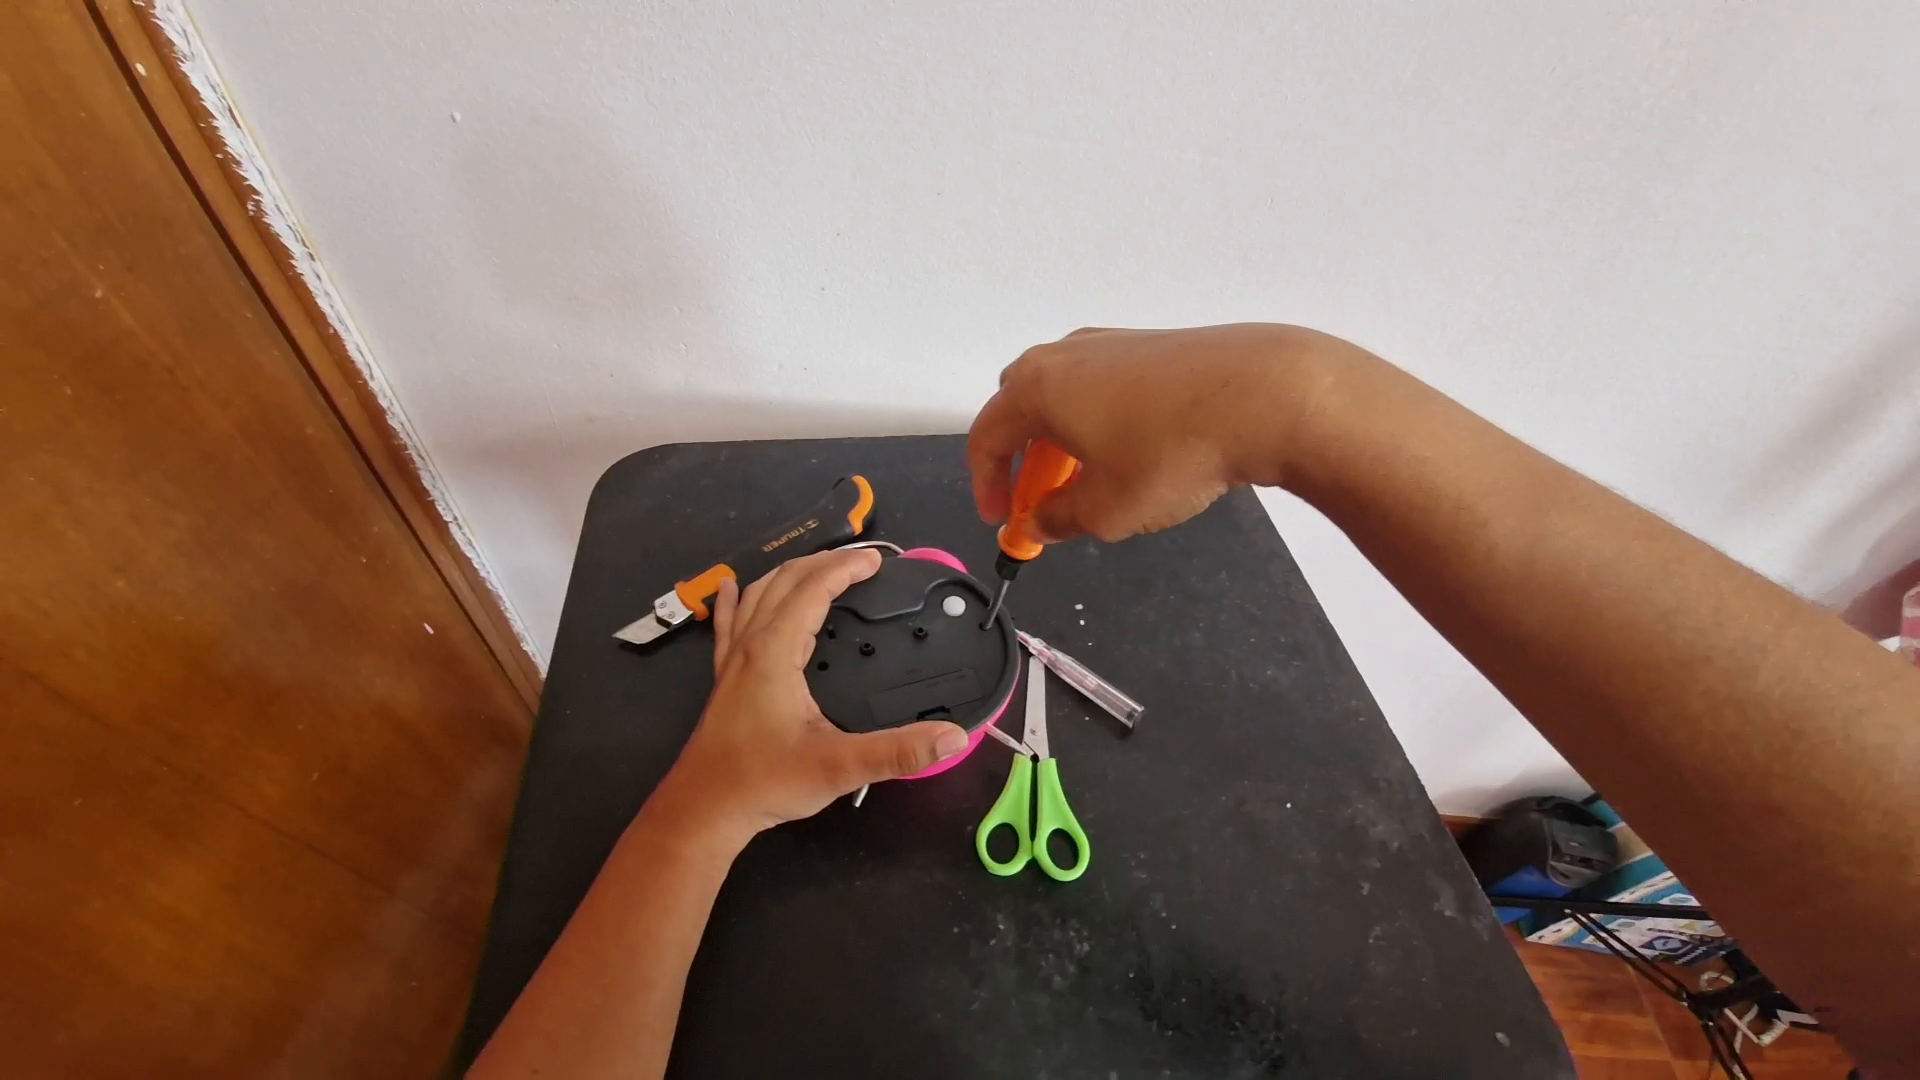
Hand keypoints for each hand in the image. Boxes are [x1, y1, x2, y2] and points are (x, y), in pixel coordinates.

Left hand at [656, 549, 971, 839]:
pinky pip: (729, 623)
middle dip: (824, 562)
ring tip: (821, 568)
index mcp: (776, 652)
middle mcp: (751, 644)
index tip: (878, 561)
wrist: (704, 810)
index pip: (813, 590)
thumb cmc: (766, 781)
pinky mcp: (724, 677)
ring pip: (758, 594)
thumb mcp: (839, 767)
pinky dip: (739, 598)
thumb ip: (898, 752)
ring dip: (791, 573)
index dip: (846, 568)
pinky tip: (734, 587)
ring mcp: (732, 659)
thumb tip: (954, 738)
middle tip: (860, 561)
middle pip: (785, 581)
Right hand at [967, 323, 1371, 541]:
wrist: (1264, 394)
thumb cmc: (1170, 454)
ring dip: (1061, 439)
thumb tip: (1043, 521)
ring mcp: (1111, 342)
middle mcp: (1064, 355)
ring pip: (1064, 395)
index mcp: (1037, 389)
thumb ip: (1059, 519)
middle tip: (1042, 497)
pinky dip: (1097, 420)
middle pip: (1019, 408)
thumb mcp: (1105, 510)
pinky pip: (1102, 385)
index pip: (985, 437)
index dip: (987, 485)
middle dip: (1022, 458)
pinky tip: (1133, 449)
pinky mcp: (1152, 343)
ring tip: (1091, 478)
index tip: (1001, 518)